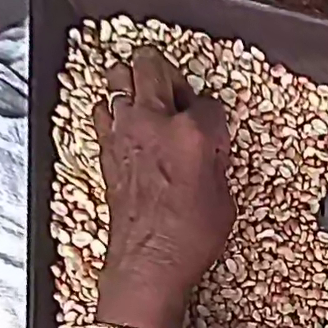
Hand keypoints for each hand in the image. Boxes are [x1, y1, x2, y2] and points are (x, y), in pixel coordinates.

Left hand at [92, 46, 233, 327]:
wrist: (150, 262)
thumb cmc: (189, 238)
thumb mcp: (224, 201)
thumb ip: (215, 163)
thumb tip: (209, 151)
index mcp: (193, 133)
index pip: (209, 102)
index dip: (215, 117)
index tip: (215, 134)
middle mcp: (154, 122)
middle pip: (154, 65)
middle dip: (169, 75)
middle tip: (179, 96)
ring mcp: (124, 131)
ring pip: (118, 75)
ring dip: (135, 83)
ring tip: (150, 105)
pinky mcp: (105, 147)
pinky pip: (103, 109)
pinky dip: (114, 111)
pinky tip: (129, 128)